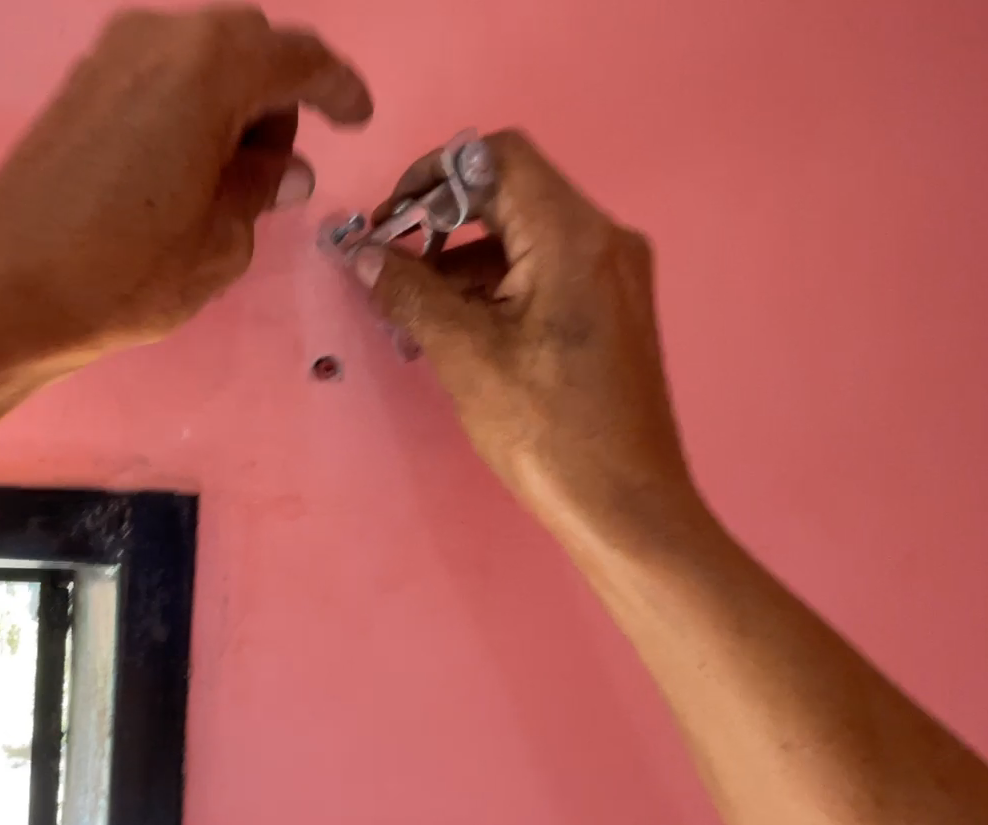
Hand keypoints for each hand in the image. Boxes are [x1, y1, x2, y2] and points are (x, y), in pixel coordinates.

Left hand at [0, 5, 370, 353]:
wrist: (6, 292)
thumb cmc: (125, 275)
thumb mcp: (219, 246)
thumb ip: (259, 192)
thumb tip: (281, 168)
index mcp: (209, 66)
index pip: (298, 60)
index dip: (338, 89)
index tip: (358, 119)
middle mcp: (158, 38)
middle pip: (244, 48)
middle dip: (275, 100)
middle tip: (274, 170)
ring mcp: (107, 58)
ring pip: (196, 62)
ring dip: (226, 108)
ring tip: (222, 182)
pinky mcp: (75, 90)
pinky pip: (154, 82)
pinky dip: (183, 114)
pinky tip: (176, 175)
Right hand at [348, 131, 707, 553]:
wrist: (623, 503)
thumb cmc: (543, 429)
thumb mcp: (466, 356)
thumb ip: (411, 293)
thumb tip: (364, 254)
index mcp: (573, 237)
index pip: (499, 157)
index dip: (435, 174)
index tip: (390, 218)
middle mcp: (602, 240)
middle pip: (511, 196)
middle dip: (441, 224)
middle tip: (389, 266)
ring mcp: (610, 277)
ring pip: (522, 241)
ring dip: (461, 264)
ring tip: (409, 312)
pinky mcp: (607, 311)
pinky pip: (540, 276)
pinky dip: (492, 291)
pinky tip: (452, 331)